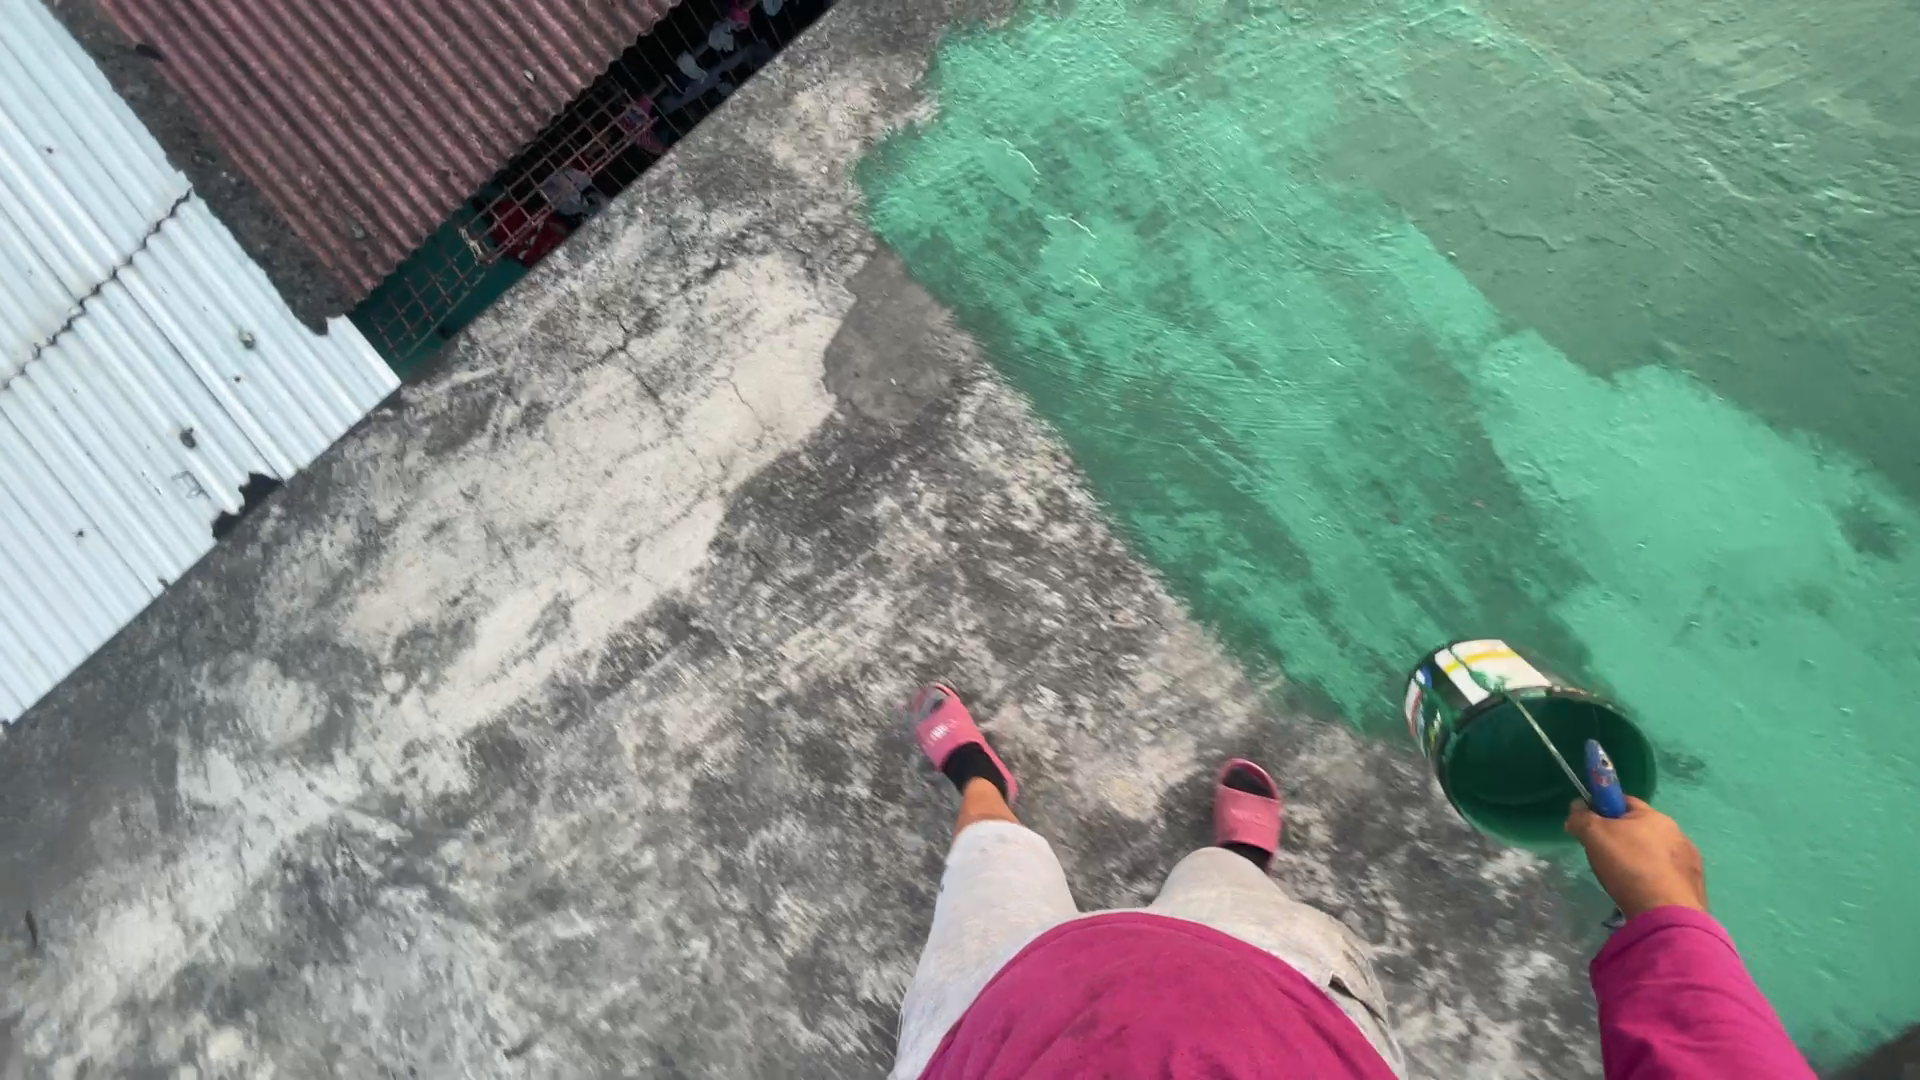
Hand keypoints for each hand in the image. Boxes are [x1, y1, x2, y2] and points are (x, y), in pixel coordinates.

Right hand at [1565, 797, 1707, 918]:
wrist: (1665, 912)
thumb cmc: (1628, 864)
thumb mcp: (1591, 833)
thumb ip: (1580, 816)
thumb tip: (1578, 808)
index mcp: (1656, 817)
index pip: (1623, 801)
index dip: (1602, 808)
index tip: (1589, 824)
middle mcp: (1678, 834)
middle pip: (1639, 827)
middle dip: (1620, 835)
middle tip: (1601, 851)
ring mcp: (1691, 860)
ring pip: (1654, 850)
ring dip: (1639, 856)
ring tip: (1622, 874)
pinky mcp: (1695, 884)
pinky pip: (1666, 871)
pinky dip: (1652, 875)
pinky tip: (1641, 887)